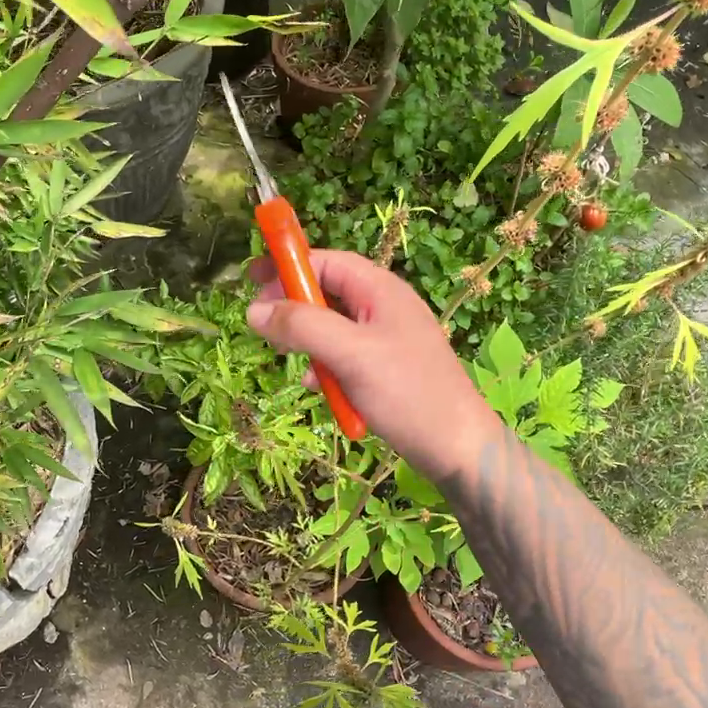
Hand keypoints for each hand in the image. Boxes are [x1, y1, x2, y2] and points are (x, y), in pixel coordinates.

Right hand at [248, 249, 498, 479]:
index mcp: (380, 289)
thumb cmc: (407, 392)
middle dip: (294, 309)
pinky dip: (327, 369)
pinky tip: (322, 390)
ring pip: (331, 329)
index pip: (326, 261)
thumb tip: (254, 309)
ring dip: (308, 344)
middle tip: (264, 328)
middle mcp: (383, 307)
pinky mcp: (384, 369)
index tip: (251, 279)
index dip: (287, 266)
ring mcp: (384, 339)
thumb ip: (301, 326)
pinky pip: (343, 357)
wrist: (457, 446)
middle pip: (326, 293)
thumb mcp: (349, 354)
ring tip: (295, 364)